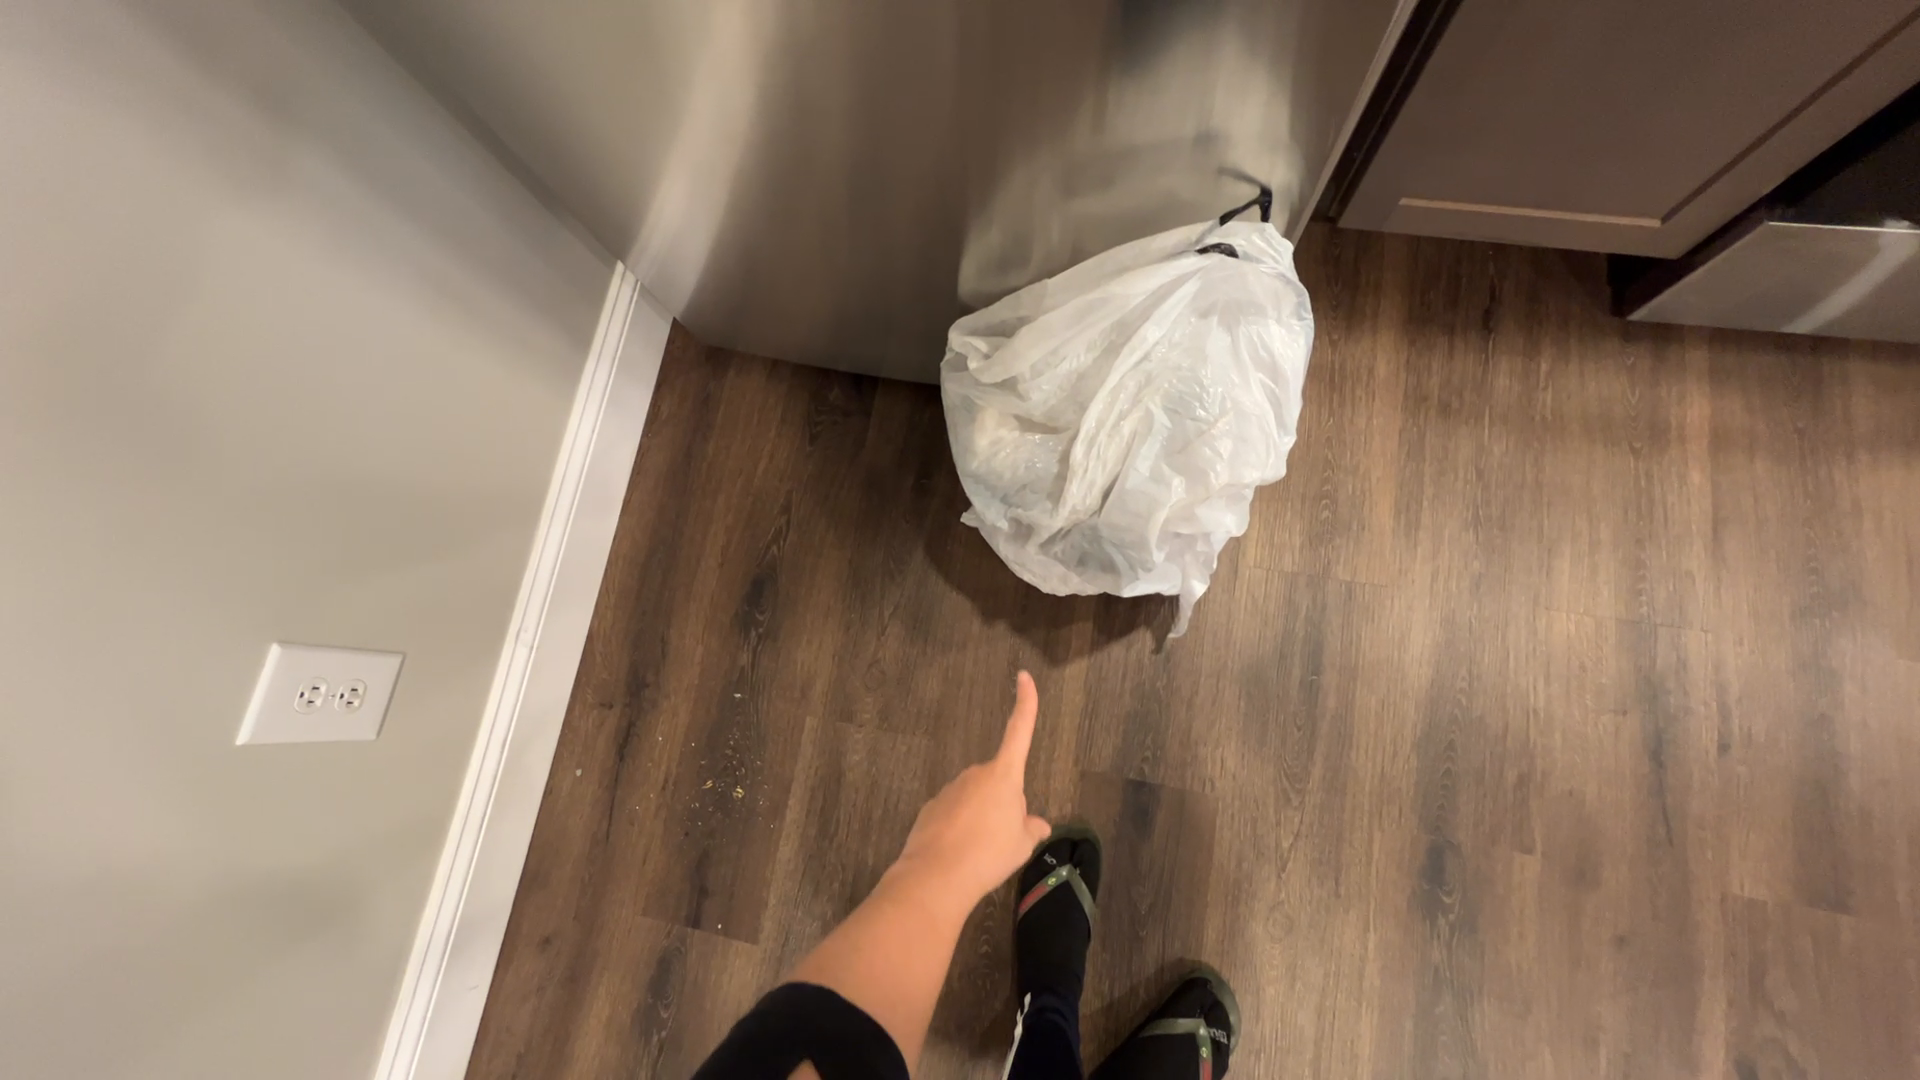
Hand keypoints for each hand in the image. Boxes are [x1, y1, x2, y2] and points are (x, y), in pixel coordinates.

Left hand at [890, 671, 1051, 907]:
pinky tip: (959, 854)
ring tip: (981, 852)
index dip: (1025, 703)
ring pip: (975, 799)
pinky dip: (960, 829)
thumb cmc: (989, 854)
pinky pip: (954, 814)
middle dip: (1004, 803)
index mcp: (1004, 775)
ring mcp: (951, 788)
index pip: (1019, 730)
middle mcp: (976, 773)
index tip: (1023, 676)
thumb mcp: (1021, 845)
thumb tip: (1039, 824)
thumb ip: (1031, 829)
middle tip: (1004, 837)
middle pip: (999, 781)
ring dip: (981, 818)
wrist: (937, 874)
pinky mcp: (932, 807)